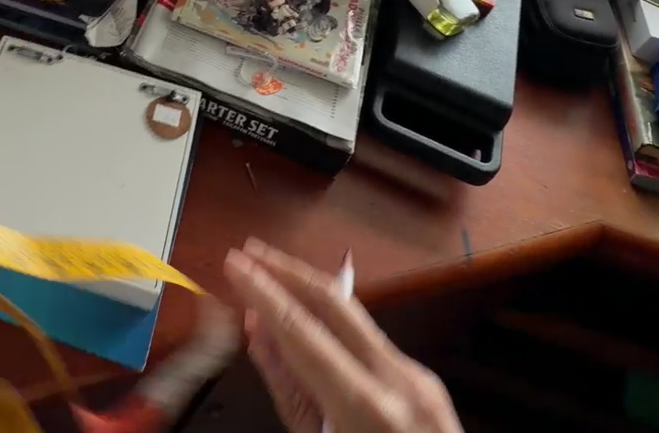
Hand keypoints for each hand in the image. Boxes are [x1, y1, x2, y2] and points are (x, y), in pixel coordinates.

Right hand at [225, 240, 462, 432]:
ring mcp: (418, 377)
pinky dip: (331, 322)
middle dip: (286, 270)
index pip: (302, 330)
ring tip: (270, 271)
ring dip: (308, 288)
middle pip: (333, 302)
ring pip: (353, 315)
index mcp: (367, 408)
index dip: (263, 291)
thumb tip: (257, 331)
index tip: (234, 263)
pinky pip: (367, 339)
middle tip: (248, 251)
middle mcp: (398, 380)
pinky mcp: (424, 379)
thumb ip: (289, 392)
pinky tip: (306, 317)